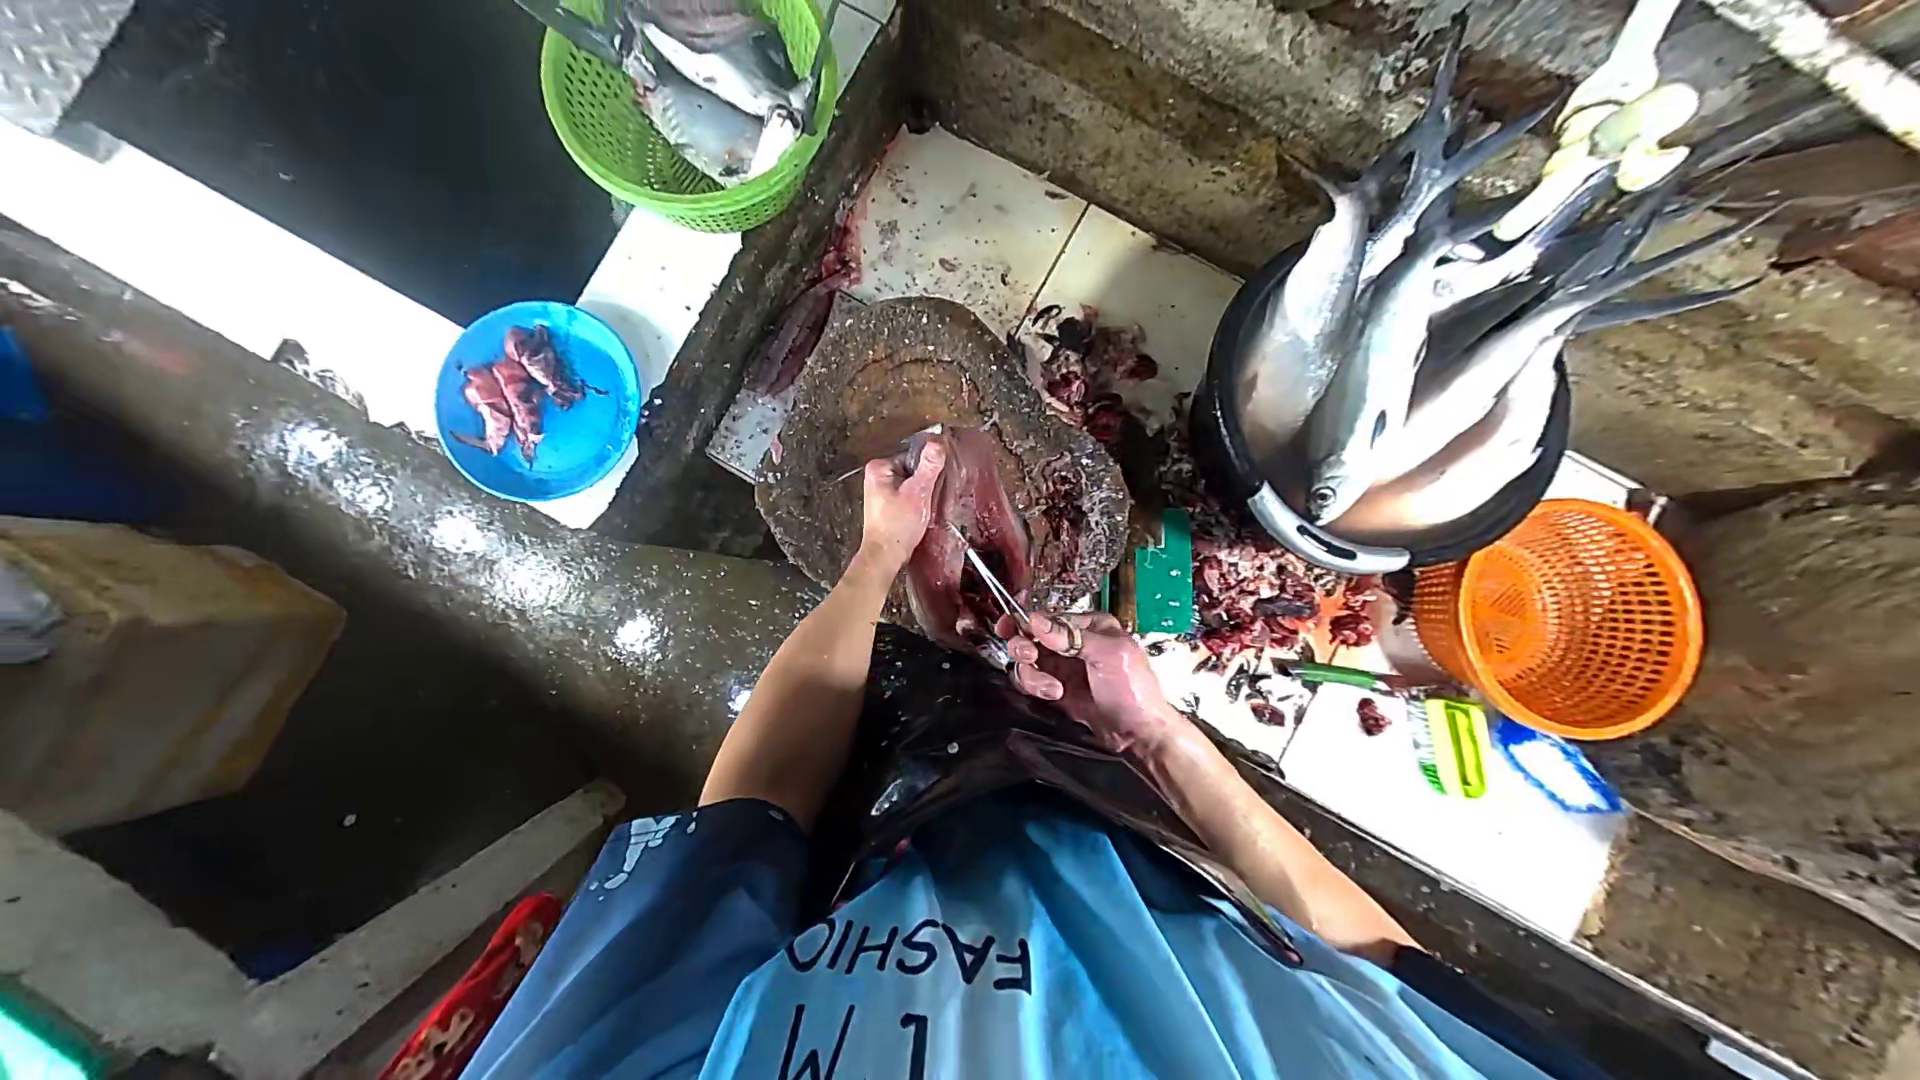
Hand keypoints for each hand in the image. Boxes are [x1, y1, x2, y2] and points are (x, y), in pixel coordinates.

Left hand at [855, 442, 945, 573]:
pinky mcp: (887, 505)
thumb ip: (929, 466)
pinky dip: (917, 503)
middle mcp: (877, 477)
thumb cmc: (897, 527)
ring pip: (912, 484)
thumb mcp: (918, 492)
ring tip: (923, 508)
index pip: (912, 456)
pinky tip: (920, 514)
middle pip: (912, 469)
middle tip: (929, 497)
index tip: (934, 480)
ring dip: (922, 494)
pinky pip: (908, 496)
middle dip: (925, 482)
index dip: (927, 468)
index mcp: (879, 468)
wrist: (886, 556)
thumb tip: (937, 443)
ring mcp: (881, 492)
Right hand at [995, 611, 1189, 755]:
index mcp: (1089, 627)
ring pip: (1026, 660)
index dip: (1026, 621)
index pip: (1048, 617)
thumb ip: (1071, 636)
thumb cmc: (1135, 691)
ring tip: (1052, 688)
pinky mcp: (1054, 689)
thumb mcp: (1110, 654)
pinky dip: (1034, 687)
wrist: (1138, 734)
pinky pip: (1029, 681)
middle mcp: (1072, 644)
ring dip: (1033, 674)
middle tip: (1030, 656)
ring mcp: (1062, 667)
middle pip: (1030, 636)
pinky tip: (1053, 694)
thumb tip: (1036, 620)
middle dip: (1025, 647)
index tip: (1011, 627)